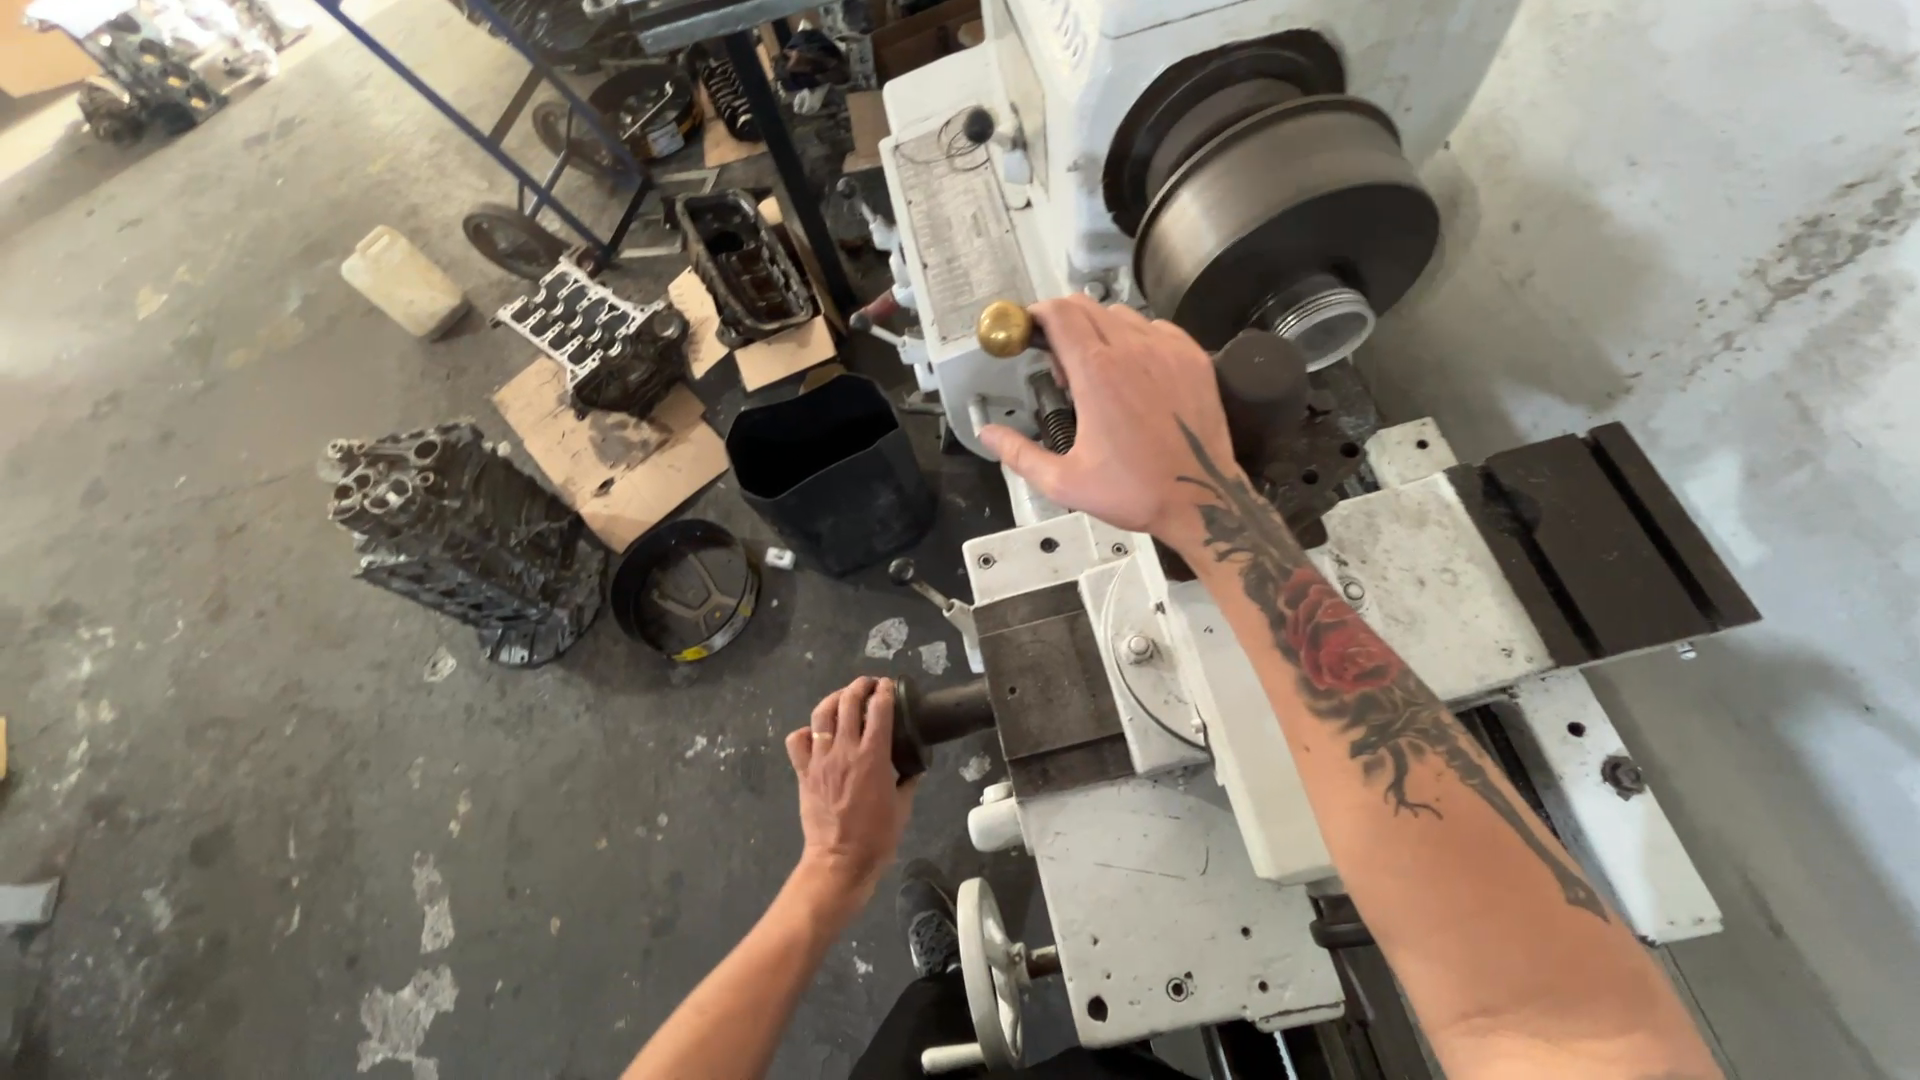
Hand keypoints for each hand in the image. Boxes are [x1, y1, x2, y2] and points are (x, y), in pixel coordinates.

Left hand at [783, 677, 916, 905]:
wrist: (840, 861)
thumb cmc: (877, 836)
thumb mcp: (903, 806)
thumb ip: (909, 780)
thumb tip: (913, 766)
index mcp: (873, 756)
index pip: (880, 710)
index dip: (885, 691)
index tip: (888, 685)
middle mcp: (845, 750)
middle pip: (848, 702)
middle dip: (860, 686)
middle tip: (868, 684)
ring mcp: (820, 760)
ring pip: (821, 714)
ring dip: (834, 699)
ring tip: (843, 697)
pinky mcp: (804, 772)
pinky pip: (797, 741)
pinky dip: (806, 731)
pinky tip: (816, 733)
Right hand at [977, 295, 1241, 549]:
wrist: (1201, 499)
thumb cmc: (1133, 492)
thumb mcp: (1063, 482)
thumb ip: (1019, 453)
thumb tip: (988, 434)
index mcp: (1097, 374)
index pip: (1060, 314)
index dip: (1037, 315)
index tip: (1028, 330)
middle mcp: (1133, 350)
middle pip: (1087, 306)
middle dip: (1063, 322)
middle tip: (1058, 362)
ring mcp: (1168, 350)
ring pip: (1122, 314)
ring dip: (1099, 330)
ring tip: (1097, 370)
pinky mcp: (1194, 357)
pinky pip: (1157, 328)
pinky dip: (1137, 338)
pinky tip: (1133, 371)